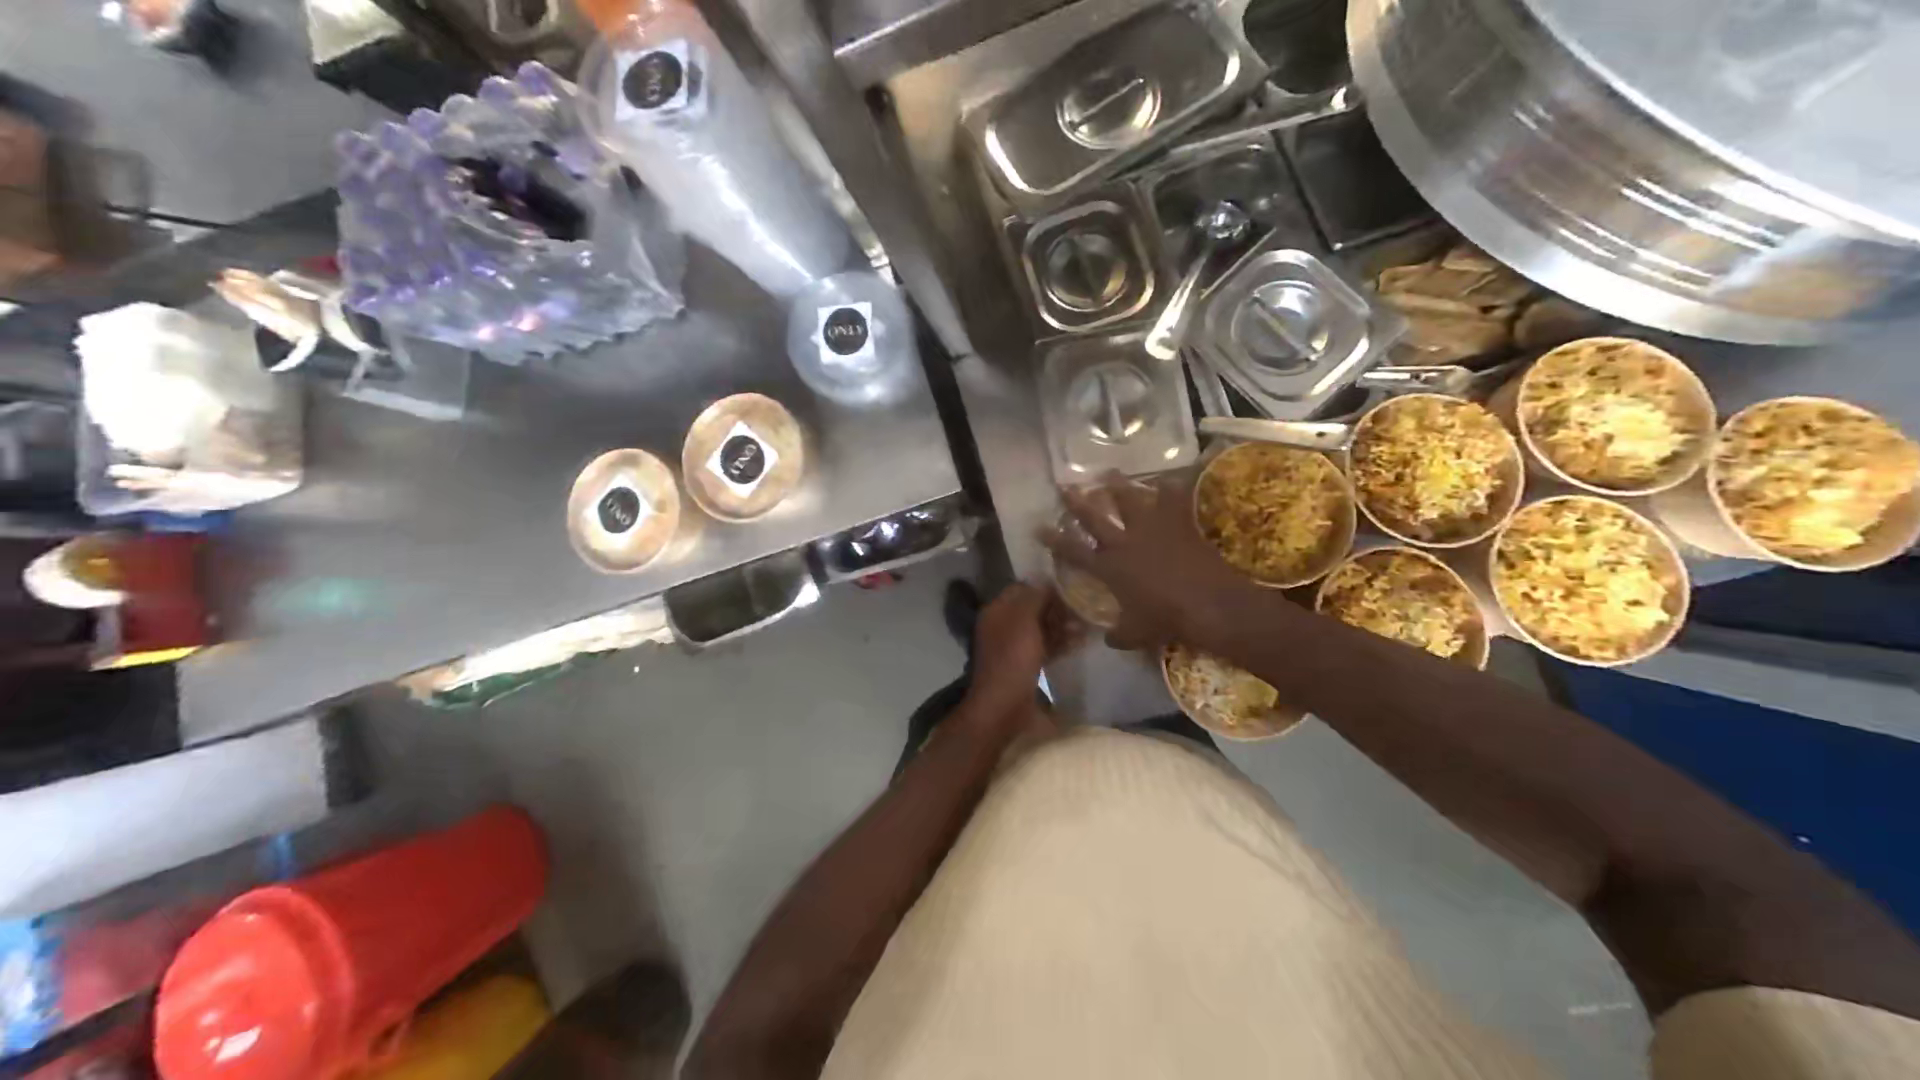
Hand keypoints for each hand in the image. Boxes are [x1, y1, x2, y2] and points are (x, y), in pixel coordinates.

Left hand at [959, 582, 1075, 731]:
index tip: (1071, 586)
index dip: (1044, 586)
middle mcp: (1002, 625)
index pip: (1022, 588)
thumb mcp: (1024, 620)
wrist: (1003, 706)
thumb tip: (1046, 578)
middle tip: (1083, 608)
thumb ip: (1035, 596)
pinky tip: (1079, 643)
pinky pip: (1044, 647)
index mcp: (997, 611)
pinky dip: (1059, 644)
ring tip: (1086, 626)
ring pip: (1041, 629)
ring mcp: (1013, 647)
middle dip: (1057, 608)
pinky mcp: (1024, 665)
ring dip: (1062, 626)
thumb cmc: (1013, 658)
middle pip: (1033, 609)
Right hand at [1041, 472, 1248, 650]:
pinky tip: (1169, 477)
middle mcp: (1124, 542)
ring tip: (1109, 472)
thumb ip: (1118, 635)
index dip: (1054, 540)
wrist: (1208, 603)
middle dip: (1076, 502)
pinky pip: (1174, 499)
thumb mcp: (1135, 635)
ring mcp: (1152, 528)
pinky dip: (1171, 487)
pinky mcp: (1179, 523)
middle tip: (1064, 486)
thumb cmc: (1166, 619)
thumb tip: (1109, 638)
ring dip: (1118, 485)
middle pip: (1094, 517)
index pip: (1073, 552)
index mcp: (1109, 568)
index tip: (1039, 526)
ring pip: (1130, 499)